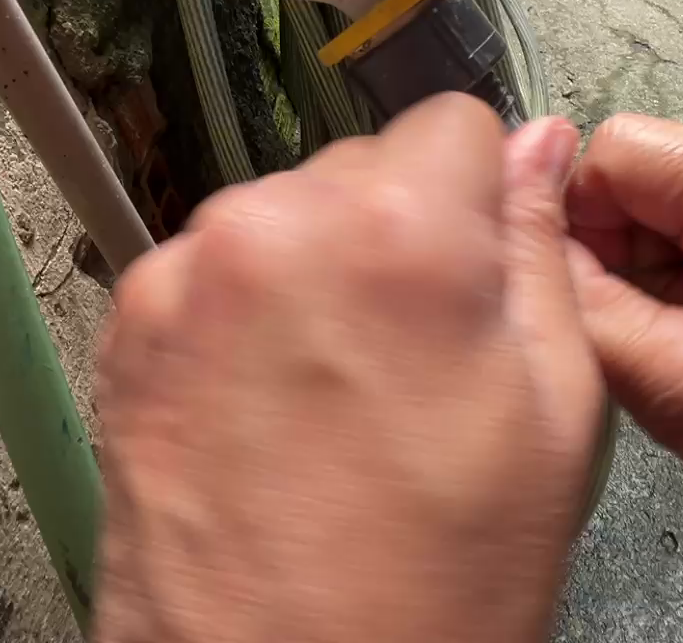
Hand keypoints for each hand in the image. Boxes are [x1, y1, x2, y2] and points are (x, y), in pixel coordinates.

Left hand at [93, 96, 604, 642]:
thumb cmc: (451, 561)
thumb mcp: (552, 400)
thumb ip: (540, 243)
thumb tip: (542, 140)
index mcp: (402, 227)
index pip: (455, 120)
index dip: (478, 188)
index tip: (469, 262)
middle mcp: (281, 216)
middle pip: (367, 163)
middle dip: (399, 223)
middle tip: (406, 339)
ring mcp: (190, 262)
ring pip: (293, 205)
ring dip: (322, 258)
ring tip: (333, 374)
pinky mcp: (130, 314)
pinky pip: (220, 257)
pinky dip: (250, 296)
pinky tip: (265, 388)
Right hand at [564, 115, 682, 632]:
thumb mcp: (680, 394)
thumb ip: (583, 299)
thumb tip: (524, 227)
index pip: (620, 151)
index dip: (587, 220)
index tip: (610, 302)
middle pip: (650, 164)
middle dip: (629, 244)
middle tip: (664, 332)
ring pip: (675, 183)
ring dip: (661, 255)